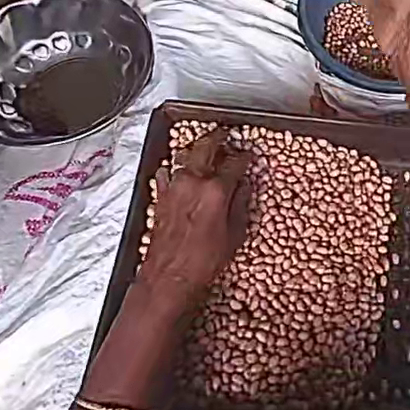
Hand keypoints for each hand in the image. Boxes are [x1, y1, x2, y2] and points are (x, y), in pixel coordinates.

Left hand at [139, 127, 251, 305]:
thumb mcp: (235, 234)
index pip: (235, 163)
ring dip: (196, 149)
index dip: (244, 157)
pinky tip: (179, 171)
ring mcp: (173, 186)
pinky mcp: (160, 195)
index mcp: (216, 190)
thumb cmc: (204, 260)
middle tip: (225, 134)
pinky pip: (167, 172)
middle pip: (206, 147)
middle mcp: (193, 182)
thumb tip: (244, 187)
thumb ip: (240, 204)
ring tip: (205, 148)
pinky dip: (175, 167)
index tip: (249, 155)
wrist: (169, 276)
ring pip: (185, 155)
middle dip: (218, 138)